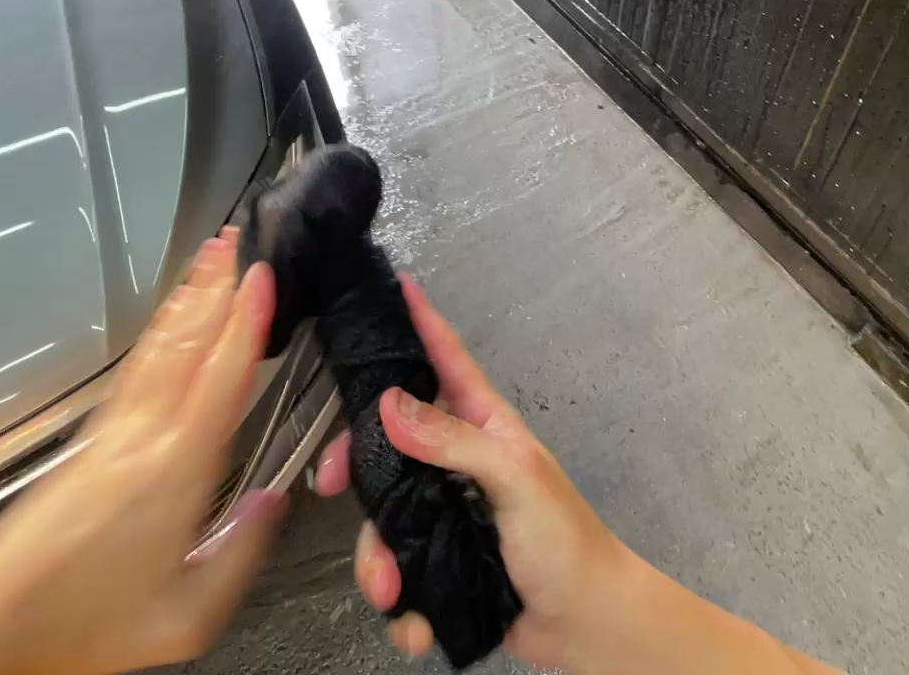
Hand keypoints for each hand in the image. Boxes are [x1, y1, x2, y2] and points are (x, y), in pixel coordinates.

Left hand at [0, 230, 287, 674]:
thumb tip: (276, 499)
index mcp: (177, 470)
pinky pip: (136, 367)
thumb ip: (242, 552)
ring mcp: (113, 433)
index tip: (262, 272)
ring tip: (211, 255)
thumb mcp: (186, 617)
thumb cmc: (86, 629)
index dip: (244, 319)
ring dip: (190, 296)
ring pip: (161, 347)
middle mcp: (145, 436)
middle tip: (241, 238)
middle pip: (189, 344)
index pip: (220, 375)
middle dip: (218, 286)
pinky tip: (171, 314)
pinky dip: (161, 329)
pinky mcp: (90, 440)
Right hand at [314, 275, 634, 669]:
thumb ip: (453, 441)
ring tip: (392, 594)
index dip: (422, 320)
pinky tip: (414, 623)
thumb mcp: (514, 479)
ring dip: (378, 559)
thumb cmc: (561, 538)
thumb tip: (389, 403)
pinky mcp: (438, 557)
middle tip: (326, 485)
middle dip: (354, 462)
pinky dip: (399, 600)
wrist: (582, 622)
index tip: (395, 285)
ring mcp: (444, 507)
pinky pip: (398, 566)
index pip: (446, 358)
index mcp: (482, 422)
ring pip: (384, 512)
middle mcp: (456, 456)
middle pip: (388, 438)